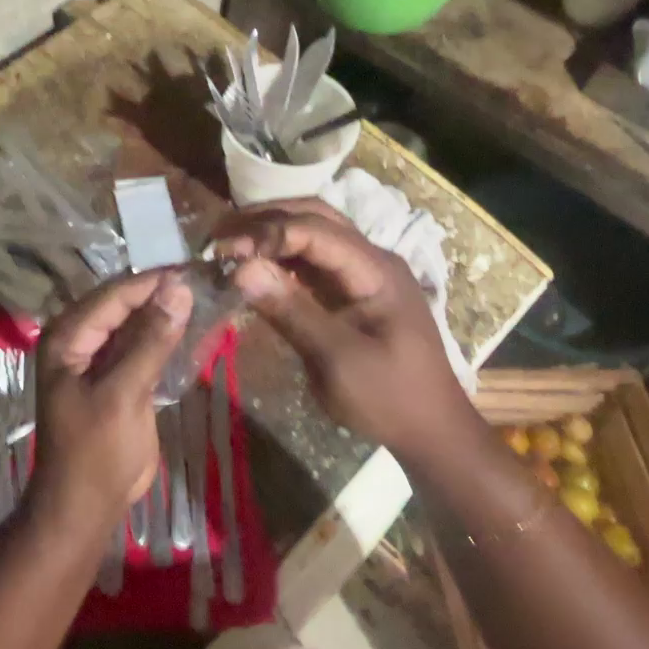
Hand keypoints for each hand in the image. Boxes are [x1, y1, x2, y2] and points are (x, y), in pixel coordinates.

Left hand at [28, 269, 192, 532]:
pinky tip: (200, 326)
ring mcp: (101, 357)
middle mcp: (81, 338)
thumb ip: (150, 341)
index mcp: (68, 336)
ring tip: (211, 293)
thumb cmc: (95, 451)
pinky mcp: (121, 377)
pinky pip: (146, 346)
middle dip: (164, 292)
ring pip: (139, 323)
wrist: (86, 505)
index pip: (116, 294)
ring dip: (170, 312)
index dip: (155, 280)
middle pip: (127, 303)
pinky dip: (170, 338)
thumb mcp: (122, 394)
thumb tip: (179, 289)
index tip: (198, 267)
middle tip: (210, 277)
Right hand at [216, 199, 471, 457]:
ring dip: (269, 235)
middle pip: (314, 217)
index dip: (267, 233)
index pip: (316, 229)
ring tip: (226, 247)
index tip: (224, 251)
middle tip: (217, 237)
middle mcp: (371, 259)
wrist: (430, 431)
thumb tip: (241, 269)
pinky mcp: (351, 291)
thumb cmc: (389, 398)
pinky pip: (311, 262)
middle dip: (264, 220)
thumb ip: (291, 311)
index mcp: (376, 269)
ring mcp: (362, 273)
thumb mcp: (337, 360)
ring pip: (311, 234)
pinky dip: (279, 259)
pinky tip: (251, 269)